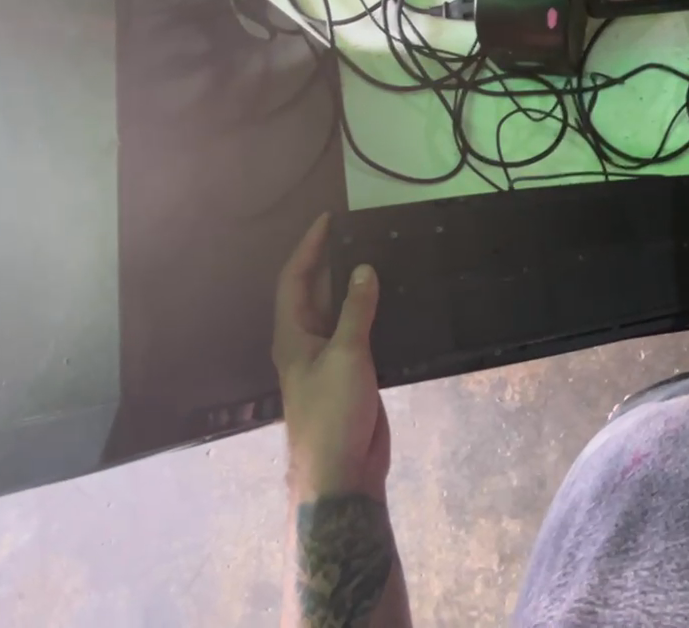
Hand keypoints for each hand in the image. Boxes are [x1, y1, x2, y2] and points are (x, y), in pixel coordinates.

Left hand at [274, 213, 389, 500]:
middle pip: (316, 291)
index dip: (308, 247)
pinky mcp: (354, 371)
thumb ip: (356, 311)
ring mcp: (331, 358)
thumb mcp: (346, 355)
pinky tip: (395, 300)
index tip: (328, 219)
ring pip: (342, 310)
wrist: (342, 470)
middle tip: (361, 231)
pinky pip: (362, 330)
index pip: (296, 279)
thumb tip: (363, 268)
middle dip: (333, 260)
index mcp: (293, 335)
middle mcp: (307, 341)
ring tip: (382, 256)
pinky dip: (374, 310)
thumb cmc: (332, 411)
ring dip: (356, 285)